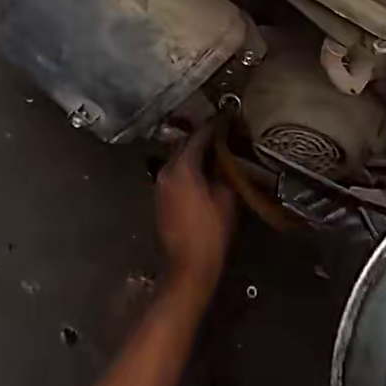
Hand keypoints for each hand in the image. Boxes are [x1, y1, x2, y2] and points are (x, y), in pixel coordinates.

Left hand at [154, 120, 236, 292]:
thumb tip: (225, 158)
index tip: (226, 119)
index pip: (198, 138)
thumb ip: (224, 174)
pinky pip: (174, 173)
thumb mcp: (225, 201)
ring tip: (214, 151)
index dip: (213, 127)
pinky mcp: (159, 197)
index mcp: (182, 168)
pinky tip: (201, 172)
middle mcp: (166, 171)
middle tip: (221, 134)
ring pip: (177, 159)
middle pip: (184, 146)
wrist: (187, 266)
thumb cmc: (210, 234)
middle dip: (201, 138)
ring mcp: (159, 184)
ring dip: (193, 154)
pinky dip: (186, 168)